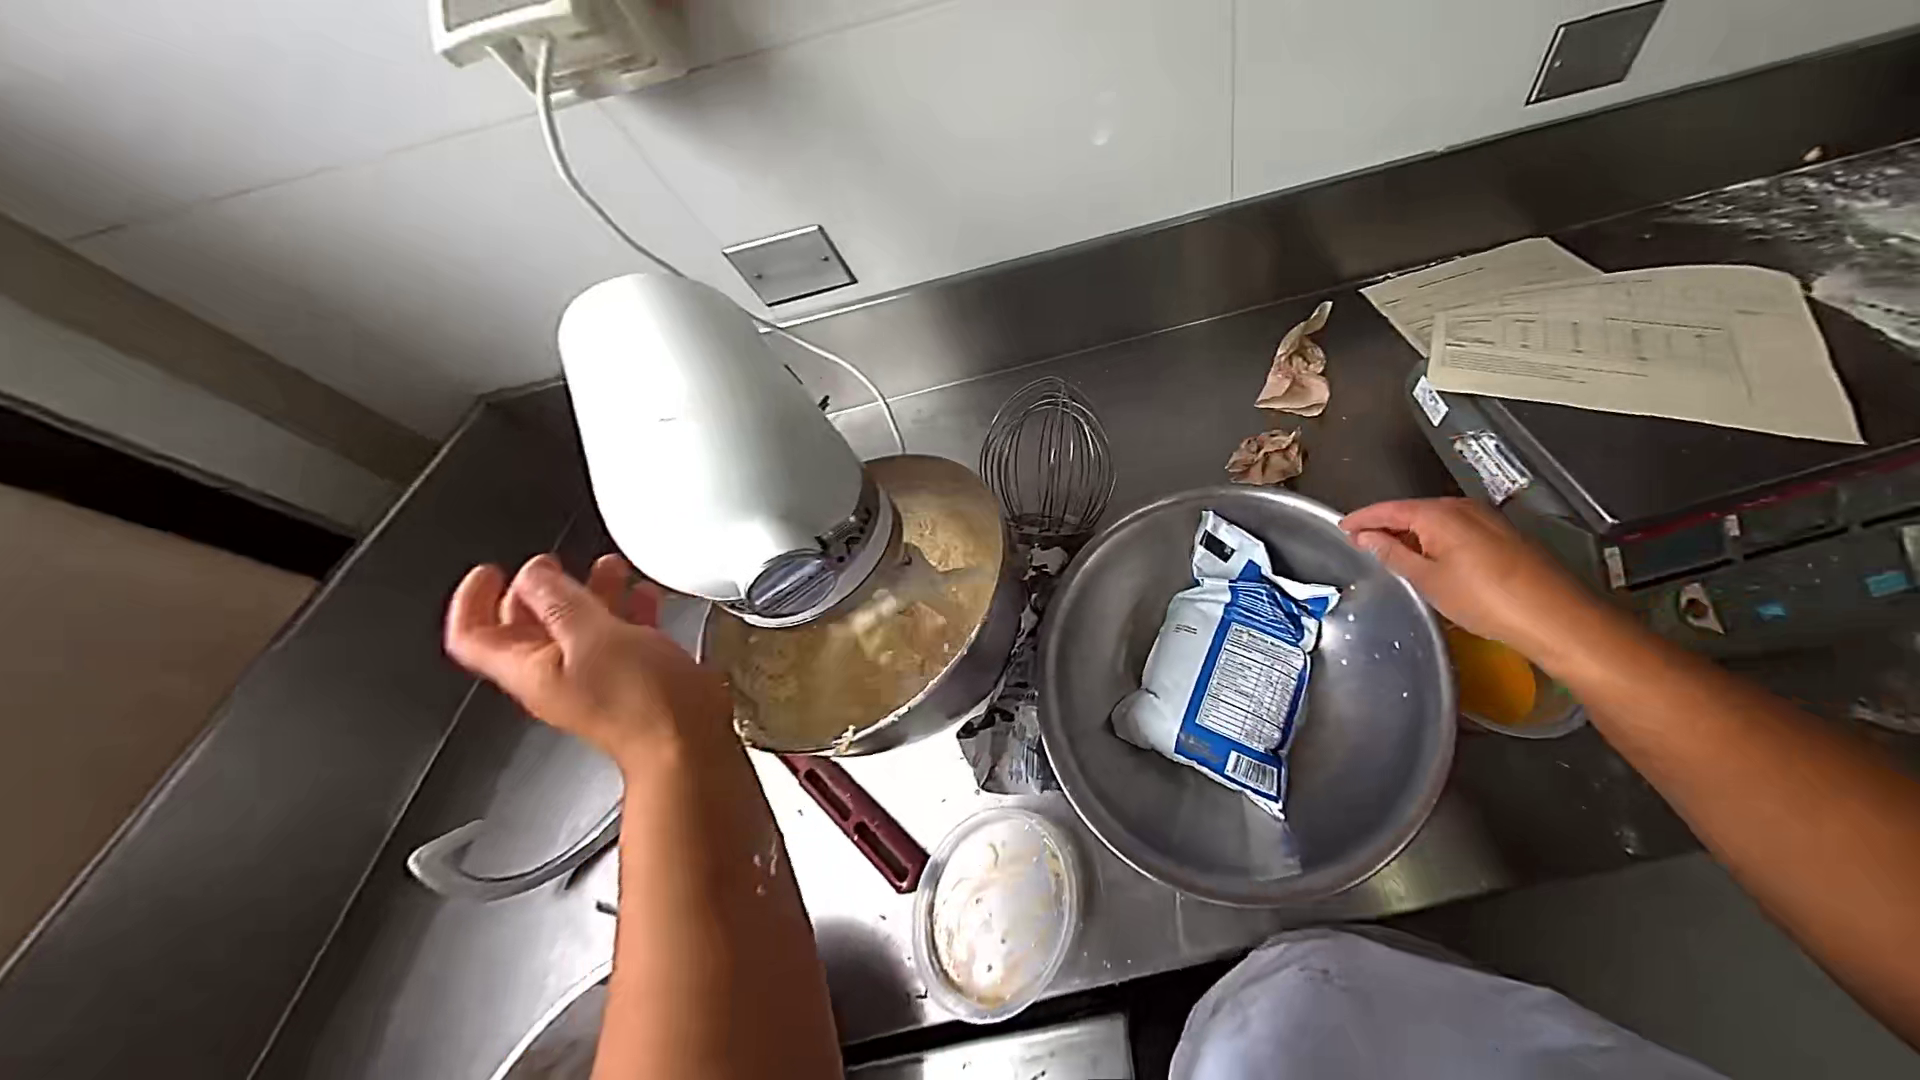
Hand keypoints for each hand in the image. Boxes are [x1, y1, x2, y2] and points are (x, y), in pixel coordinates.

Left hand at [444, 552, 732, 768]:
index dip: (473, 599)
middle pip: (529, 627)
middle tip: (553, 565)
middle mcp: (556, 675)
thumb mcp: (593, 637)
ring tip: (608, 568)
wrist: (686, 740)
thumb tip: (533, 576)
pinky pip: (621, 636)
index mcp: (530, 669)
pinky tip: (644, 596)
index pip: (474, 635)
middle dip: (541, 590)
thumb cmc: (640, 704)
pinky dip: (628, 610)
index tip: (491, 571)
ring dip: (590, 594)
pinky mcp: (632, 677)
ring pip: (580, 627)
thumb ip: (560, 602)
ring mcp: (596, 676)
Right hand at [1339, 498, 1607, 657]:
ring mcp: (1486, 520)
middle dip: (1385, 524)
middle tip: (1361, 541)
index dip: (1362, 518)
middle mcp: (1463, 509)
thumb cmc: (1487, 599)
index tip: (1343, 526)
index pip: (1388, 509)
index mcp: (1439, 514)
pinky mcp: (1502, 535)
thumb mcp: (1426, 578)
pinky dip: (1433, 538)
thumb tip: (1369, 538)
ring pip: (1435, 519)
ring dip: (1410, 532)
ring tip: (1389, 551)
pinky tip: (1426, 558)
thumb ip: (1392, 553)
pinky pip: (1455, 528)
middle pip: (1412, 510)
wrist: (1554, 616)